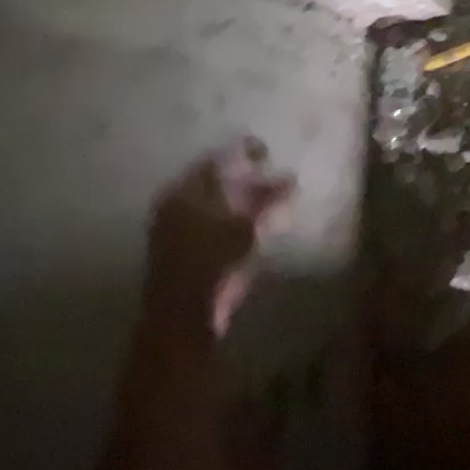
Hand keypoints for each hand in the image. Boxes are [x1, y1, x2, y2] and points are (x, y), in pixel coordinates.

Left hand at [145, 139, 293, 334]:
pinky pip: (221, 228)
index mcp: (182, 193)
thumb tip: (291, 180)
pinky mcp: (194, 256)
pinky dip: (244, 223)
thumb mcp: (244, 226)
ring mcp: (183, 233)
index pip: (215, 161)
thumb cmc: (209, 260)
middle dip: (252, 181)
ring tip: (281, 200)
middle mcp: (178, 208)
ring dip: (250, 203)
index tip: (269, 152)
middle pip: (219, 185)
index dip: (243, 153)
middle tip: (281, 179)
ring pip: (222, 207)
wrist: (185, 317)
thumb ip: (267, 201)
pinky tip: (267, 224)